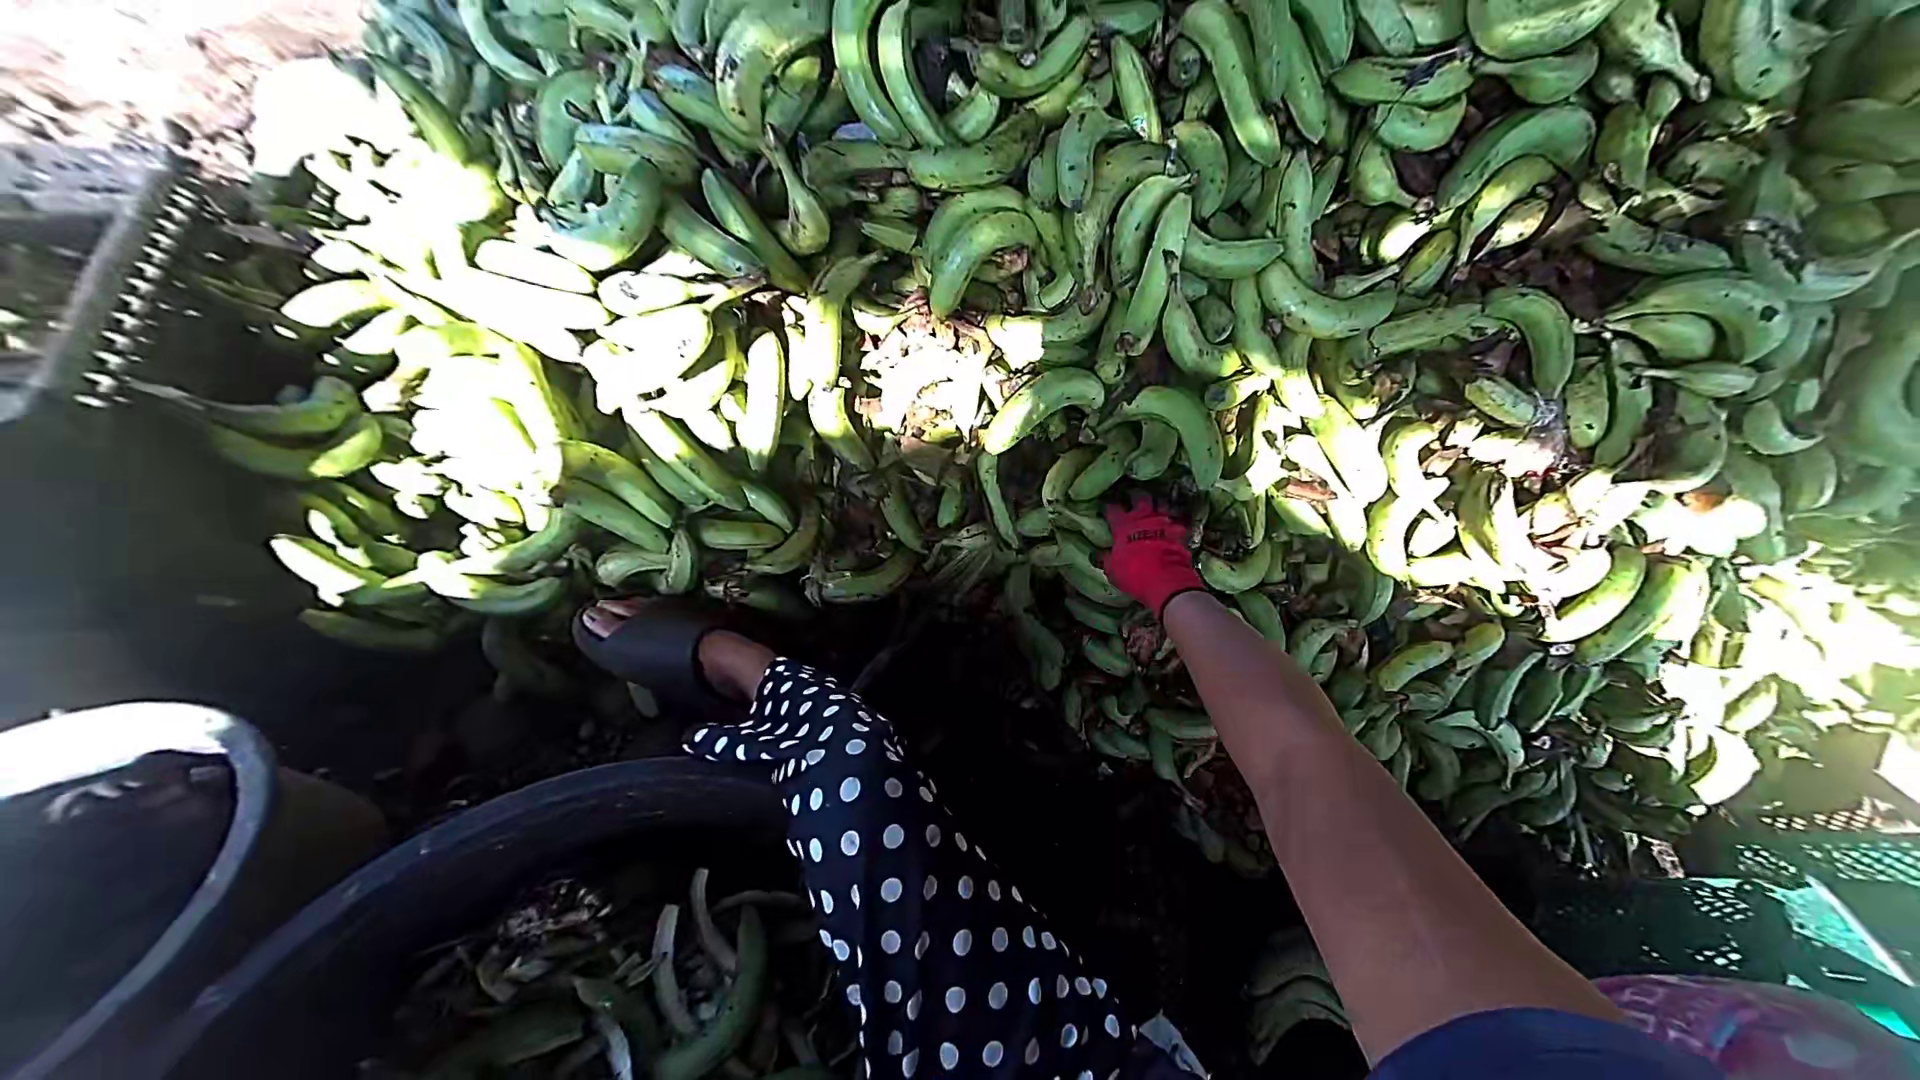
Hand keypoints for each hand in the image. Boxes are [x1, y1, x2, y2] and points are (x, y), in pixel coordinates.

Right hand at [1102, 492, 1206, 617]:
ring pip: (1162, 503)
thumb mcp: (1112, 569)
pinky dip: (1175, 521)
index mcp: (1123, 525)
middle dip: (1136, 494)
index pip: (1113, 508)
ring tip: (1157, 505)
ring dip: (1159, 504)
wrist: (1165, 578)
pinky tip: (1174, 524)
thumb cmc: (1132, 573)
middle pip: (1140, 497)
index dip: (1109, 505)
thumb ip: (1107, 558)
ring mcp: (1164, 522)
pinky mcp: (1180, 531)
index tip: (1107, 504)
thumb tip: (1099, 555)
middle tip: (1134, 494)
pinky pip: (1177, 521)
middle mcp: (1143, 518)